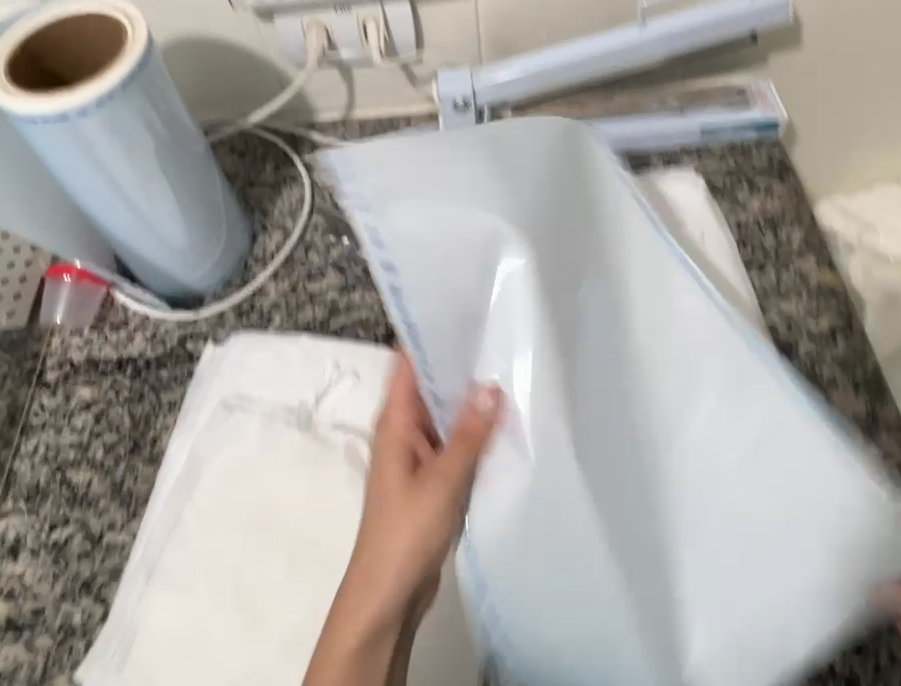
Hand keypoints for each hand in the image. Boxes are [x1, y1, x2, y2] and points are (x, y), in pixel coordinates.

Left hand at [337, 353, 502, 630]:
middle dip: (461, 363)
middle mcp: (404, 431)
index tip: (463, 307)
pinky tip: (506, 422)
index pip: (408, 361)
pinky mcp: (432, 478)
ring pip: (446, 415)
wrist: (389, 592)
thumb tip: (490, 384)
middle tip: (501, 333)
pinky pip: (455, 442)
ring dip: (471, 399)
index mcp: (395, 421)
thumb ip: (470, 432)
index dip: (430, 332)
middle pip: (431, 385)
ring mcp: (418, 455)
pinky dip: (475, 431)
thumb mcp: (444, 478)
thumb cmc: (407, 530)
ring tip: (511, 368)